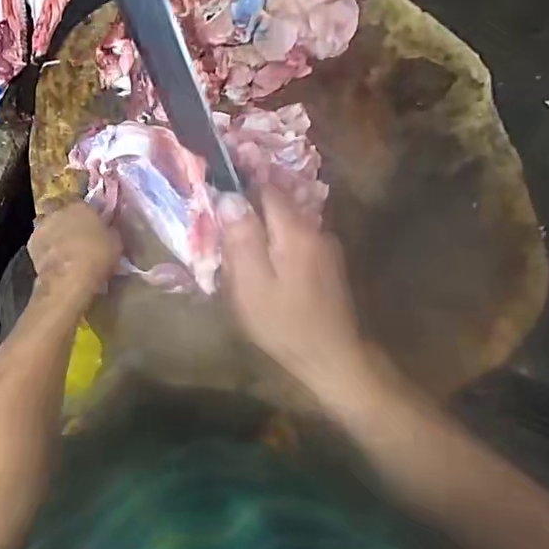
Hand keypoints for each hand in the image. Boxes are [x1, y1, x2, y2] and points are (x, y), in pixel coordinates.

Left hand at [28, 200, 120, 308]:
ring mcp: (42, 226)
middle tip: (70, 232)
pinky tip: (51, 259)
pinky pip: (38, 242)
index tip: (86, 222)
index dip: (82, 212)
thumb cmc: (98, 256)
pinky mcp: (30, 244)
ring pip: (45, 225)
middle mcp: (58, 211)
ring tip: (59, 248)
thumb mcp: (114, 242)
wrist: (70, 276)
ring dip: (50, 232)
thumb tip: (106, 229)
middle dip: (61, 218)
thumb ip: (108, 231)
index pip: (79, 202)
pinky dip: (44, 248)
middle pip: (57, 209)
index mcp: (80, 206)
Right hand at [218, 185, 388, 404]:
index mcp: (295, 231)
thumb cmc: (283, 323)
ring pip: (283, 226)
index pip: (265, 189)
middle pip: (274, 206)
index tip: (215, 206)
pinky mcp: (327, 264)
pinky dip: (275, 249)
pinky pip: (293, 242)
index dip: (239, 191)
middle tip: (223, 243)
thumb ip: (240, 238)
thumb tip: (229, 197)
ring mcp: (325, 247)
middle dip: (247, 217)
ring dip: (261, 235)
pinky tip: (264, 274)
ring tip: (240, 263)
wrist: (332, 359)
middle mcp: (315, 230)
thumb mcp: (250, 283)